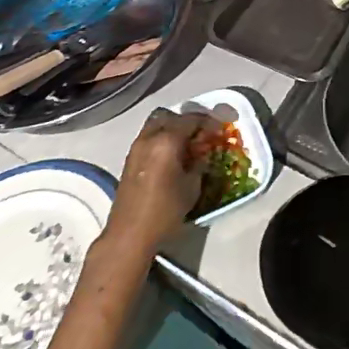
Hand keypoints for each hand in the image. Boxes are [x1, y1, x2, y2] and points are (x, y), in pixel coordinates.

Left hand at [106, 108, 213, 249]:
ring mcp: (136, 146)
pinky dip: (161, 138)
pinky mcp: (130, 158)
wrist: (130, 232)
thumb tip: (202, 155)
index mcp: (167, 141)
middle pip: (169, 116)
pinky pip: (148, 137)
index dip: (207, 122)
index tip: (218, 128)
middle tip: (201, 134)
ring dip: (172, 128)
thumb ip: (199, 165)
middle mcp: (149, 137)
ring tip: (187, 145)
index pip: (190, 120)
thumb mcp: (191, 187)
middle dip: (187, 121)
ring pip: (156, 124)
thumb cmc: (165, 211)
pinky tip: (172, 155)